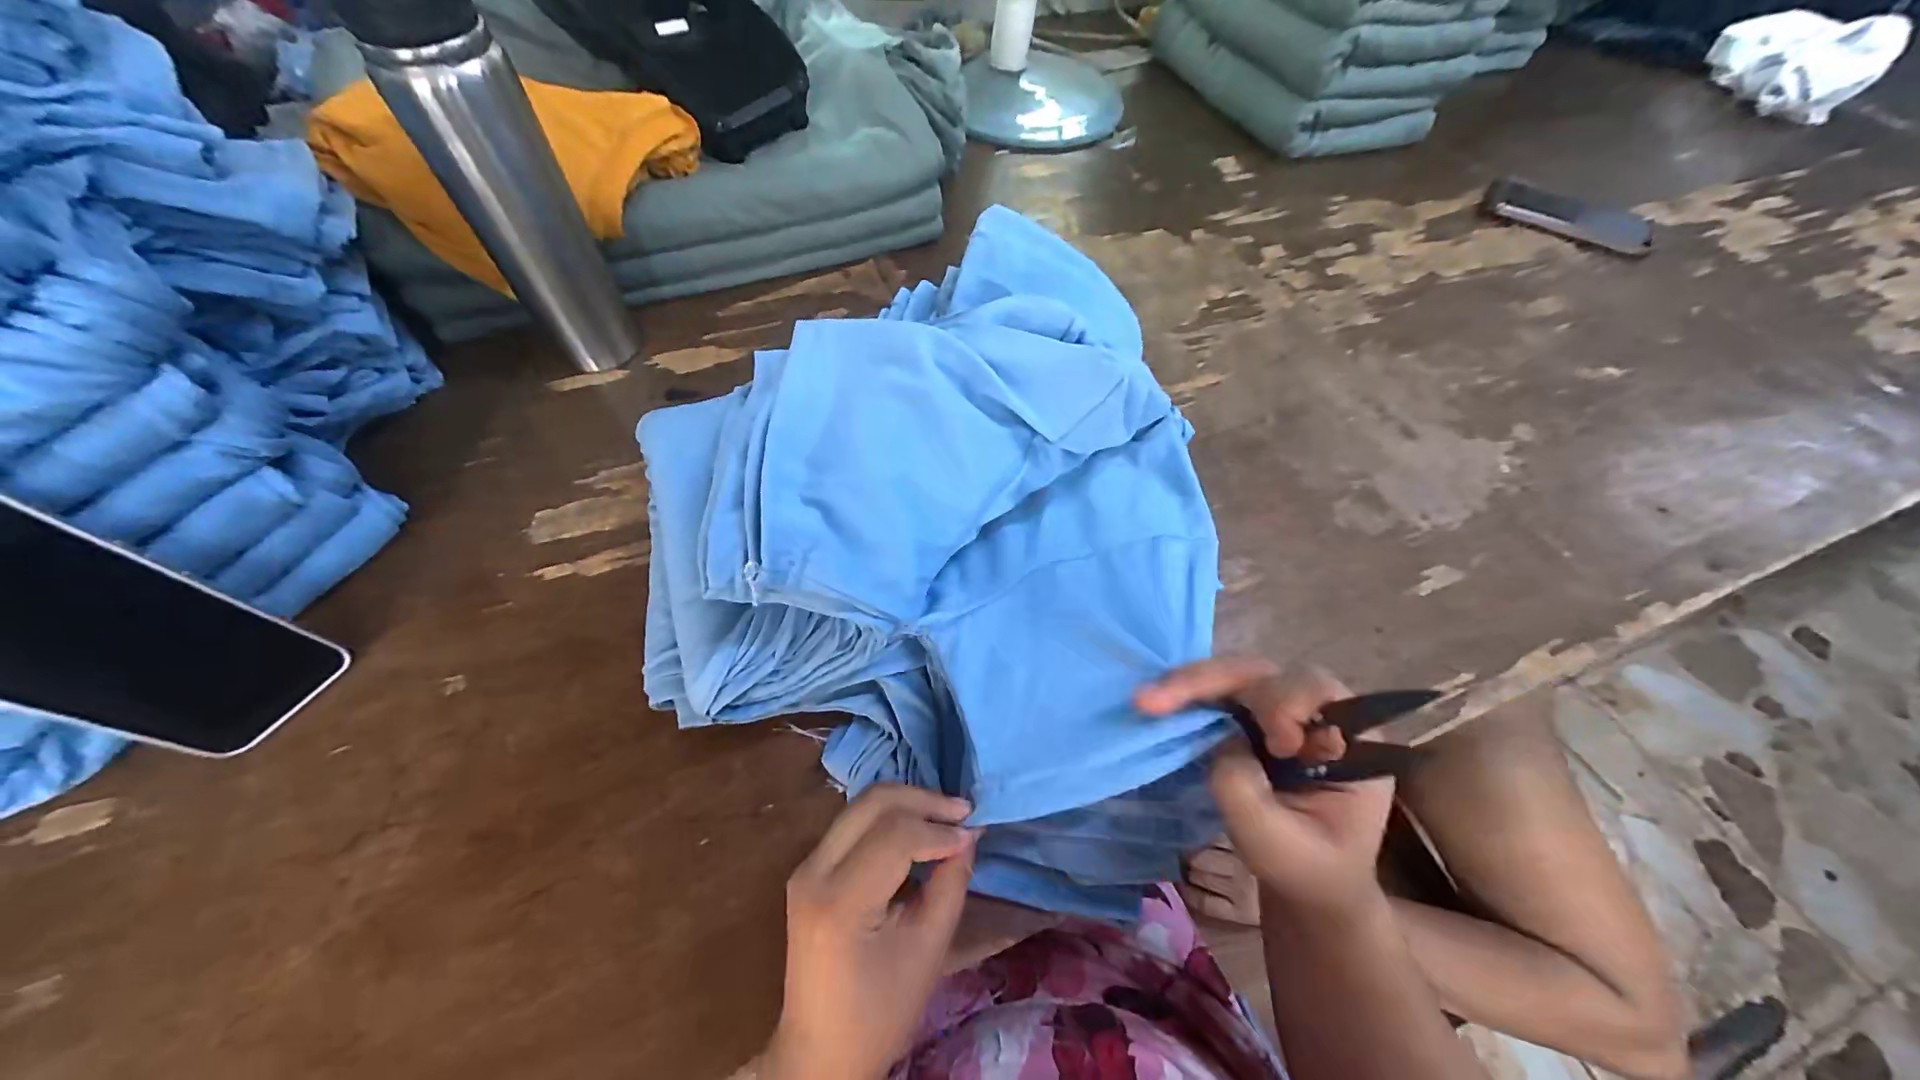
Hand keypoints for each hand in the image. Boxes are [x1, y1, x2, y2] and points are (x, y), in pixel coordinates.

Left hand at [763, 785, 977, 1079]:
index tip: (973, 835)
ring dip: (906, 804)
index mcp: (840, 901)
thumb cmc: (880, 1011)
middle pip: (873, 804)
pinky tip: (918, 829)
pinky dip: (889, 817)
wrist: (820, 1050)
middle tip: (963, 812)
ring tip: (945, 817)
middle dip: (923, 800)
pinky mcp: (807, 869)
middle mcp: (813, 871)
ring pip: (861, 806)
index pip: (895, 835)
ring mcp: (804, 867)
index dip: (939, 829)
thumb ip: (951, 883)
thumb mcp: (928, 949)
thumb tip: (969, 835)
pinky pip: (852, 823)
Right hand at [1137, 657, 1393, 917]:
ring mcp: (1281, 710)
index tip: (1277, 747)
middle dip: (1210, 681)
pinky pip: (1220, 690)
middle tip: (1157, 700)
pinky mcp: (1253, 715)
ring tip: (1149, 701)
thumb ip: (1244, 791)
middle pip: (1263, 673)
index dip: (1286, 703)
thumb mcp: (1275, 843)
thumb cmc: (1304, 867)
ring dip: (1192, 684)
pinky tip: (1160, 703)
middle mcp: (1316, 711)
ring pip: (1236, 676)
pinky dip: (1189, 695)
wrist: (1308, 884)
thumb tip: (1220, 741)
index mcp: (1351, 740)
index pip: (1317, 690)